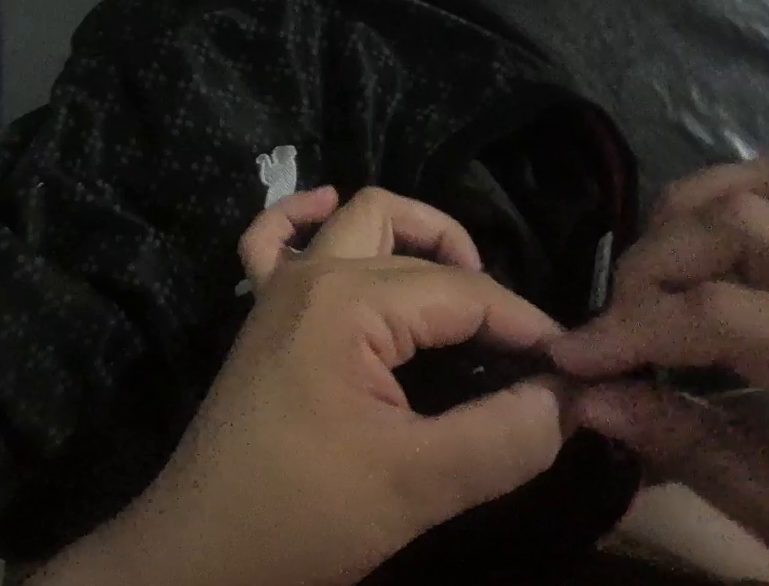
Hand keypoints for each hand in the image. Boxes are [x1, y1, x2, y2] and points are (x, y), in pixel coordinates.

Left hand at [31, 187, 567, 585]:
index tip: (570, 365)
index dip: (526, 325)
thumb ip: (502, 439)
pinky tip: (334, 218)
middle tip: (515, 343)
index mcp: (351, 302)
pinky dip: (307, 217)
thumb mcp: (415, 487)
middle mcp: (314, 273)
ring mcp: (279, 285)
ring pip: (356, 219)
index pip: (463, 292)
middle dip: (479, 284)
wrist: (198, 551)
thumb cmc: (302, 516)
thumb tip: (566, 398)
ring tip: (459, 276)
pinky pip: (274, 237)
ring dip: (411, 231)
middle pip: (417, 249)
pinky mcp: (260, 309)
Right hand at [550, 155, 768, 585]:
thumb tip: (588, 399)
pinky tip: (704, 251)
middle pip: (741, 224)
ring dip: (688, 216)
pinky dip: (729, 198)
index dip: (634, 329)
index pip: (730, 314)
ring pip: (766, 182)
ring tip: (655, 280)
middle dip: (652, 266)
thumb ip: (691, 453)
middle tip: (616, 326)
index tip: (569, 358)